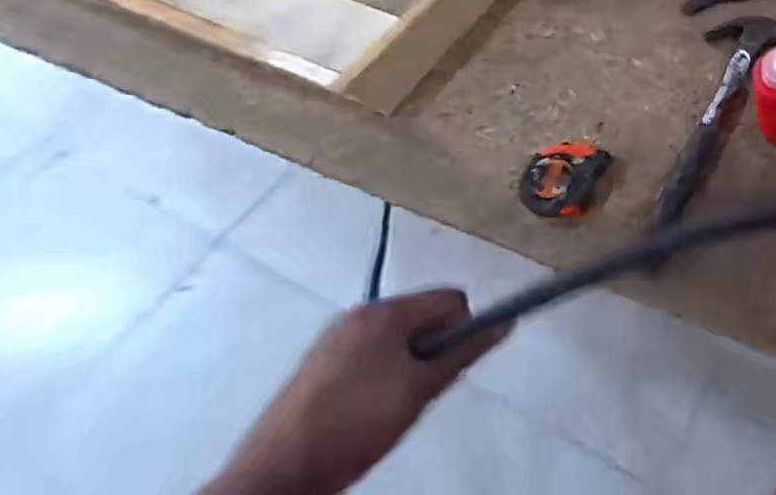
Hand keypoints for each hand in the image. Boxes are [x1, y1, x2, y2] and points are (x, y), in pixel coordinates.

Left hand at [203, 289, 508, 494]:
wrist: (271, 480)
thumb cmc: (354, 428)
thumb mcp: (420, 391)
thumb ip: (465, 353)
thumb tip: (505, 324)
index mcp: (386, 312)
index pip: (451, 299)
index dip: (462, 329)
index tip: (448, 367)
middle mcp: (360, 314)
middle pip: (423, 315)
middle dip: (431, 347)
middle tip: (418, 389)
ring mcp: (333, 338)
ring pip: (397, 336)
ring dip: (406, 361)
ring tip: (390, 405)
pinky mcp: (316, 363)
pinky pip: (369, 351)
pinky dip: (380, 371)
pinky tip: (365, 409)